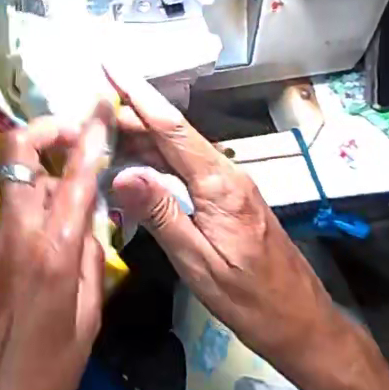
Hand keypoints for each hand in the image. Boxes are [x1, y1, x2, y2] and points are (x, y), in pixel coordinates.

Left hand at [0, 108, 112, 389]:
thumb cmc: (45, 380)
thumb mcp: (85, 322)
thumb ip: (90, 260)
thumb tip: (93, 216)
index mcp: (50, 250)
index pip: (75, 175)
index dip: (90, 134)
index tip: (102, 105)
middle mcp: (15, 232)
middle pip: (19, 153)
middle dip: (48, 130)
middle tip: (80, 135)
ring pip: (16, 181)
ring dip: (45, 168)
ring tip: (80, 185)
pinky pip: (12, 212)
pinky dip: (36, 202)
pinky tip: (58, 229)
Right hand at [105, 66, 340, 369]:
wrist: (302, 324)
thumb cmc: (251, 300)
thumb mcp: (199, 263)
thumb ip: (162, 215)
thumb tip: (122, 173)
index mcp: (219, 184)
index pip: (171, 128)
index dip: (138, 94)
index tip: (111, 65)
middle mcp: (224, 174)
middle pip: (171, 134)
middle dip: (129, 116)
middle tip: (86, 110)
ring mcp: (226, 185)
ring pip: (175, 151)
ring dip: (138, 139)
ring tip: (98, 135)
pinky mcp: (225, 199)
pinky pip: (182, 169)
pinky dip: (153, 162)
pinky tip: (131, 167)